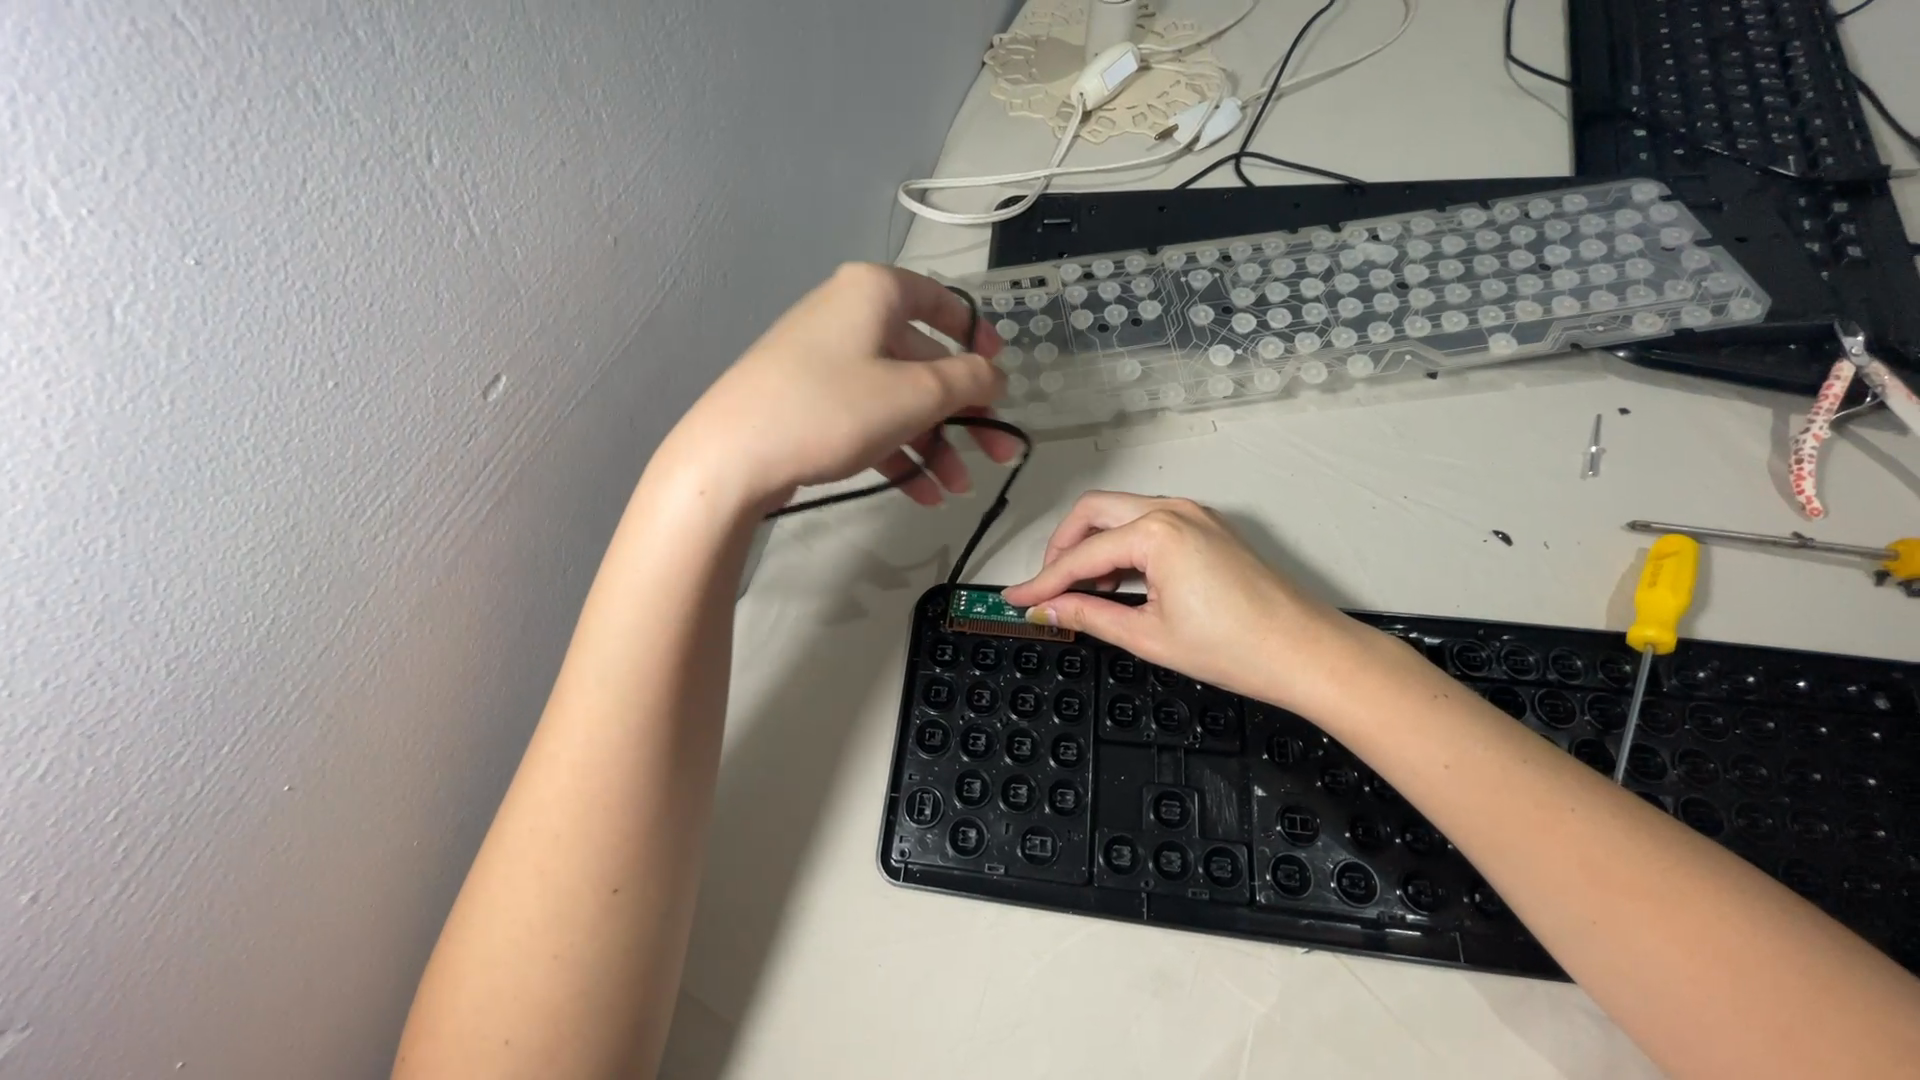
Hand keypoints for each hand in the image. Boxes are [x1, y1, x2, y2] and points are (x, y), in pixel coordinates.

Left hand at [658, 263, 1020, 512]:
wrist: (731, 454)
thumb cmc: (831, 408)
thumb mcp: (915, 394)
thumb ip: (968, 381)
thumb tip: (996, 375)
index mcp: (875, 293)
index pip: (941, 301)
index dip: (978, 336)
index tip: (1000, 373)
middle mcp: (850, 316)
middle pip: (923, 363)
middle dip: (962, 416)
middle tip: (997, 456)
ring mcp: (825, 361)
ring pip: (897, 399)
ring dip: (933, 445)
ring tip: (957, 490)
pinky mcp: (808, 400)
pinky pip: (867, 419)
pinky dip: (897, 452)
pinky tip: (922, 494)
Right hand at [1001, 492, 1384, 712]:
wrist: (1305, 654)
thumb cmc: (1239, 648)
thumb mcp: (1148, 636)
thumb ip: (1089, 616)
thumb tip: (1049, 611)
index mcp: (1157, 532)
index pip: (1081, 555)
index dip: (1043, 582)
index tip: (1017, 599)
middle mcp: (1173, 510)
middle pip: (1093, 513)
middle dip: (1062, 547)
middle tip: (1047, 588)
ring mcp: (1194, 515)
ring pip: (1120, 515)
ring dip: (1093, 546)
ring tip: (1080, 593)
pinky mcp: (1206, 528)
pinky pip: (1148, 525)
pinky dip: (1123, 548)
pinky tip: (1117, 583)